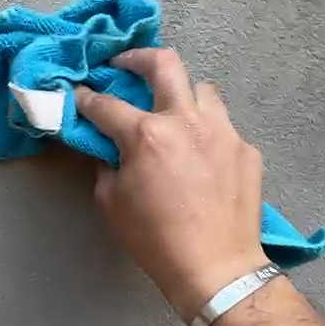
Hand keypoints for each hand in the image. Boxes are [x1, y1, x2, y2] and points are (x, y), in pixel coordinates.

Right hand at [74, 49, 270, 320]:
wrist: (215, 267)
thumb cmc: (154, 239)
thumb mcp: (112, 202)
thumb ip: (107, 165)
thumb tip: (109, 149)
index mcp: (147, 135)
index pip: (105, 104)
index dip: (86, 98)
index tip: (79, 95)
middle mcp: (186, 121)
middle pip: (164, 64)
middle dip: (138, 58)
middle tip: (124, 66)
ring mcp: (222, 131)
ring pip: (201, 89)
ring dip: (181, 92)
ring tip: (171, 109)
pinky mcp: (245, 149)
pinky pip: (221, 125)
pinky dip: (204, 130)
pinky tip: (199, 153)